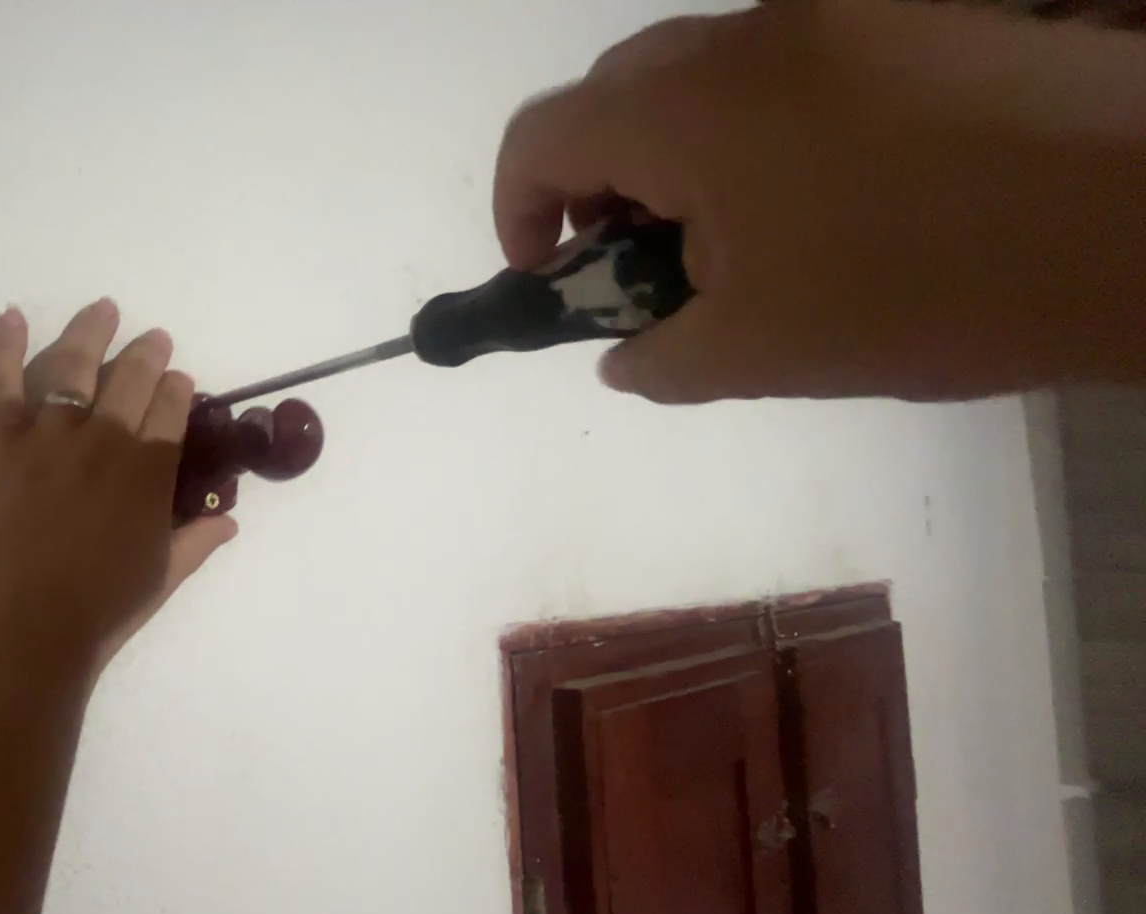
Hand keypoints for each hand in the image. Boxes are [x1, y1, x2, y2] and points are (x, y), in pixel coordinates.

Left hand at [0, 301, 236, 663]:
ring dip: (91, 332)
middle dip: (147, 353)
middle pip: (131, 379)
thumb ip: (198, 542)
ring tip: (102, 309)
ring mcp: (48, 439)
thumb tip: (230, 521)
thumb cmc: (102, 612)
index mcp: (149, 473)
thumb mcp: (163, 578)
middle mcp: (104, 442)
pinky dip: (2, 346)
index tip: (179, 378)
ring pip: (71, 368)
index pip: (171, 411)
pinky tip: (9, 316)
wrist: (28, 632)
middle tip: (153, 338)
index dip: (177, 389)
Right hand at [494, 1, 1145, 401]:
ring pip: (687, 76)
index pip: (541, 135)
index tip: (545, 273)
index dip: (515, 210)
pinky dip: (736, 135)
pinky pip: (770, 69)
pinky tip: (789, 202)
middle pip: (607, 94)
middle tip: (619, 257)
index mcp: (693, 113)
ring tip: (710, 240)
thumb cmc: (921, 293)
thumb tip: (622, 355)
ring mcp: (837, 20)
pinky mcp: (903, 24)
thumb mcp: (747, 355)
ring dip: (660, 158)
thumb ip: (649, 359)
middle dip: (584, 181)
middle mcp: (752, 40)